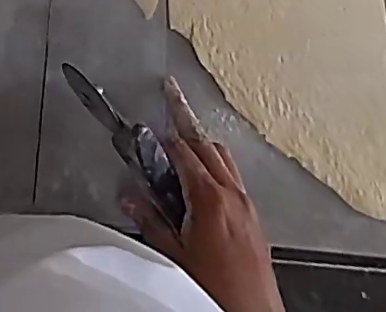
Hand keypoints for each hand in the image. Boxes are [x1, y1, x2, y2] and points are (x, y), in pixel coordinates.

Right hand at [124, 78, 284, 311]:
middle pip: (206, 143)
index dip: (166, 137)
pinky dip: (217, 162)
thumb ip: (152, 222)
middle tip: (171, 93)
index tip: (152, 125)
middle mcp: (232, 192)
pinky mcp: (253, 214)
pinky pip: (234, 174)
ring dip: (203, 139)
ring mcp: (246, 201)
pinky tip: (205, 172)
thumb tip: (132, 199)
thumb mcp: (174, 257)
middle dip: (185, 117)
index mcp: (210, 198)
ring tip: (184, 129)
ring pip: (223, 155)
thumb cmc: (216, 292)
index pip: (184, 152)